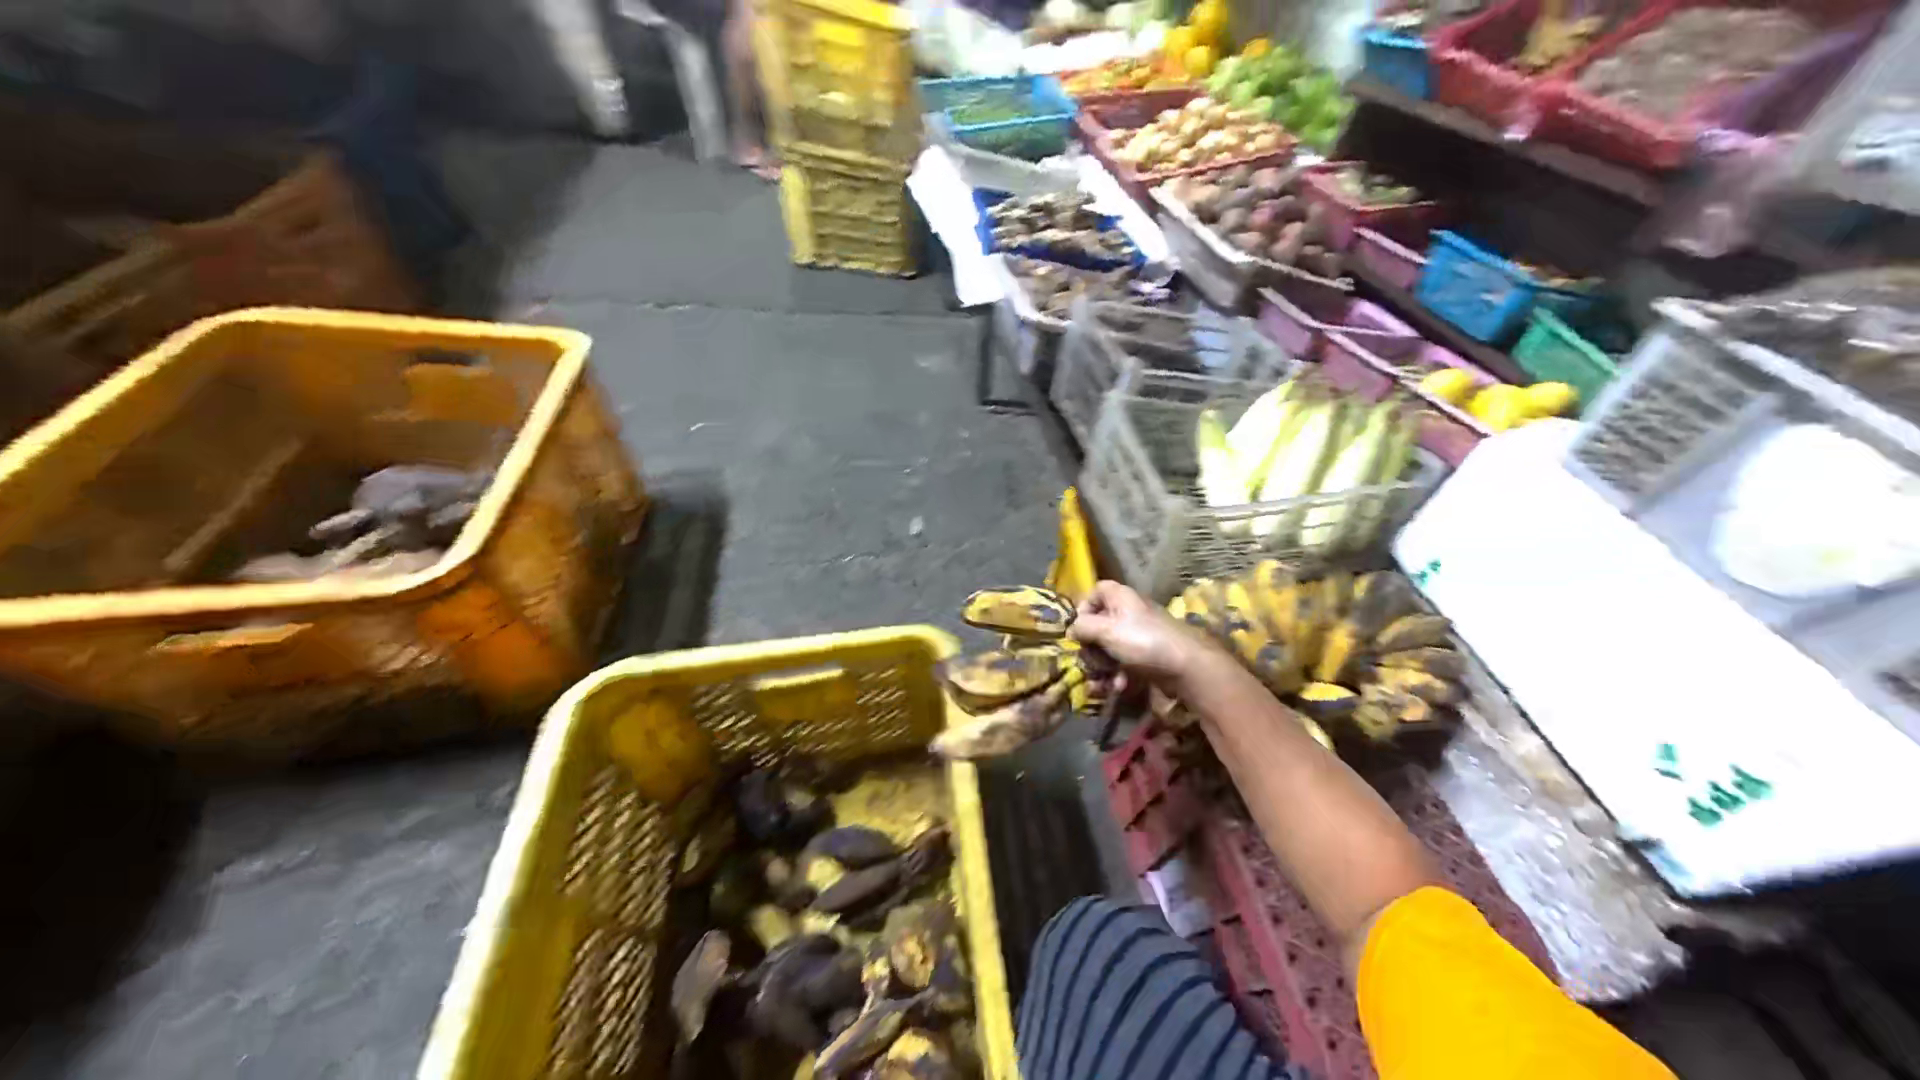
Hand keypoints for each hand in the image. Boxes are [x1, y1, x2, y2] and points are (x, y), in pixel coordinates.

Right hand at [1070, 580, 1217, 687]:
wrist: (1187, 667)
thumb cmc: (1143, 641)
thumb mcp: (1106, 630)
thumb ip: (1083, 627)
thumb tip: (1072, 630)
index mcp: (1121, 598)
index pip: (1097, 591)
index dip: (1084, 607)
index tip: (1078, 628)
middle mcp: (1129, 613)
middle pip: (1099, 625)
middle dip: (1091, 648)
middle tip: (1090, 661)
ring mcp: (1138, 637)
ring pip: (1109, 649)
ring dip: (1101, 668)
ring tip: (1102, 683)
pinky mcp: (1146, 657)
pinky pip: (1123, 664)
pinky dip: (1117, 675)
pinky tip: (1119, 687)